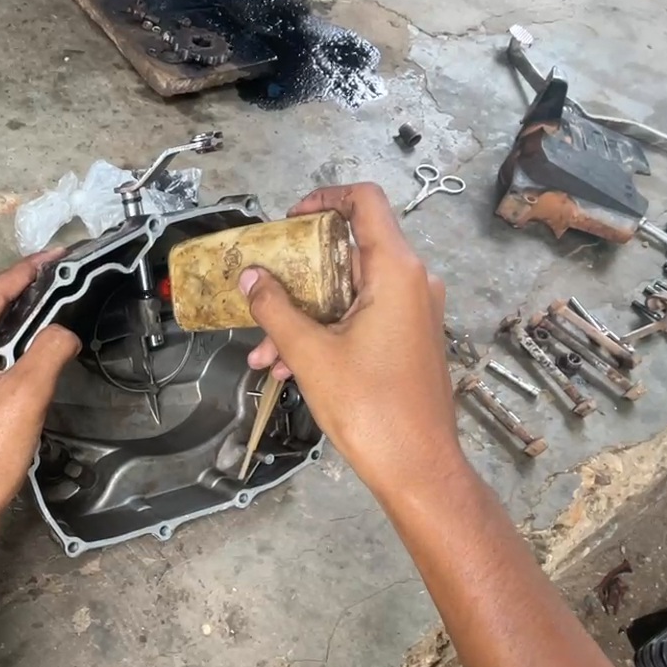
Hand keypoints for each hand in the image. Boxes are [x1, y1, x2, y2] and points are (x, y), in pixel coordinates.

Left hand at [0, 250, 79, 539]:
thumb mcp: (22, 399)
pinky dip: (2, 346)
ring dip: (5, 316)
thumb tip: (64, 331)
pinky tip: (25, 354)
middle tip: (48, 278)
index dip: (23, 273)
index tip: (56, 256)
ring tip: (42, 307)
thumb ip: (47, 354)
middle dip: (9, 288)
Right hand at [240, 183, 462, 496]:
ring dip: (302, 316)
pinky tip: (287, 366)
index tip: (288, 221)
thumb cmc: (370, 407)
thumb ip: (275, 309)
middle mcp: (411, 284)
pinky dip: (325, 334)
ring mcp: (412, 313)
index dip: (323, 200)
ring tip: (264, 353)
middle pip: (347, 253)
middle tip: (261, 293)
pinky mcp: (407, 340)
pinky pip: (359, 320)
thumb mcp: (310, 354)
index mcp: (395, 272)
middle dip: (296, 278)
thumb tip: (250, 277)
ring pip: (347, 295)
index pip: (365, 203)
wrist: (416, 465)